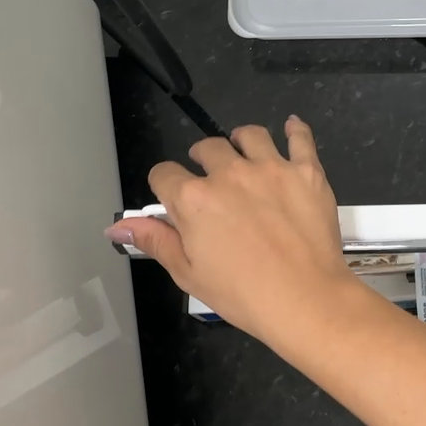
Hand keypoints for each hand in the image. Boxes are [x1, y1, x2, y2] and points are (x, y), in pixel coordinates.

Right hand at [107, 116, 362, 340]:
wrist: (305, 298)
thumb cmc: (243, 294)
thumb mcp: (189, 274)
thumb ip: (155, 241)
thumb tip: (117, 226)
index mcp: (194, 199)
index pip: (164, 174)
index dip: (166, 185)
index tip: (175, 198)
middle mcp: (229, 174)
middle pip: (207, 148)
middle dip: (203, 160)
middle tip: (213, 180)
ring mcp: (272, 168)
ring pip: (250, 135)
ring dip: (242, 141)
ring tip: (245, 153)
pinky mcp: (307, 172)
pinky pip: (300, 138)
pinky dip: (295, 130)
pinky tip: (291, 127)